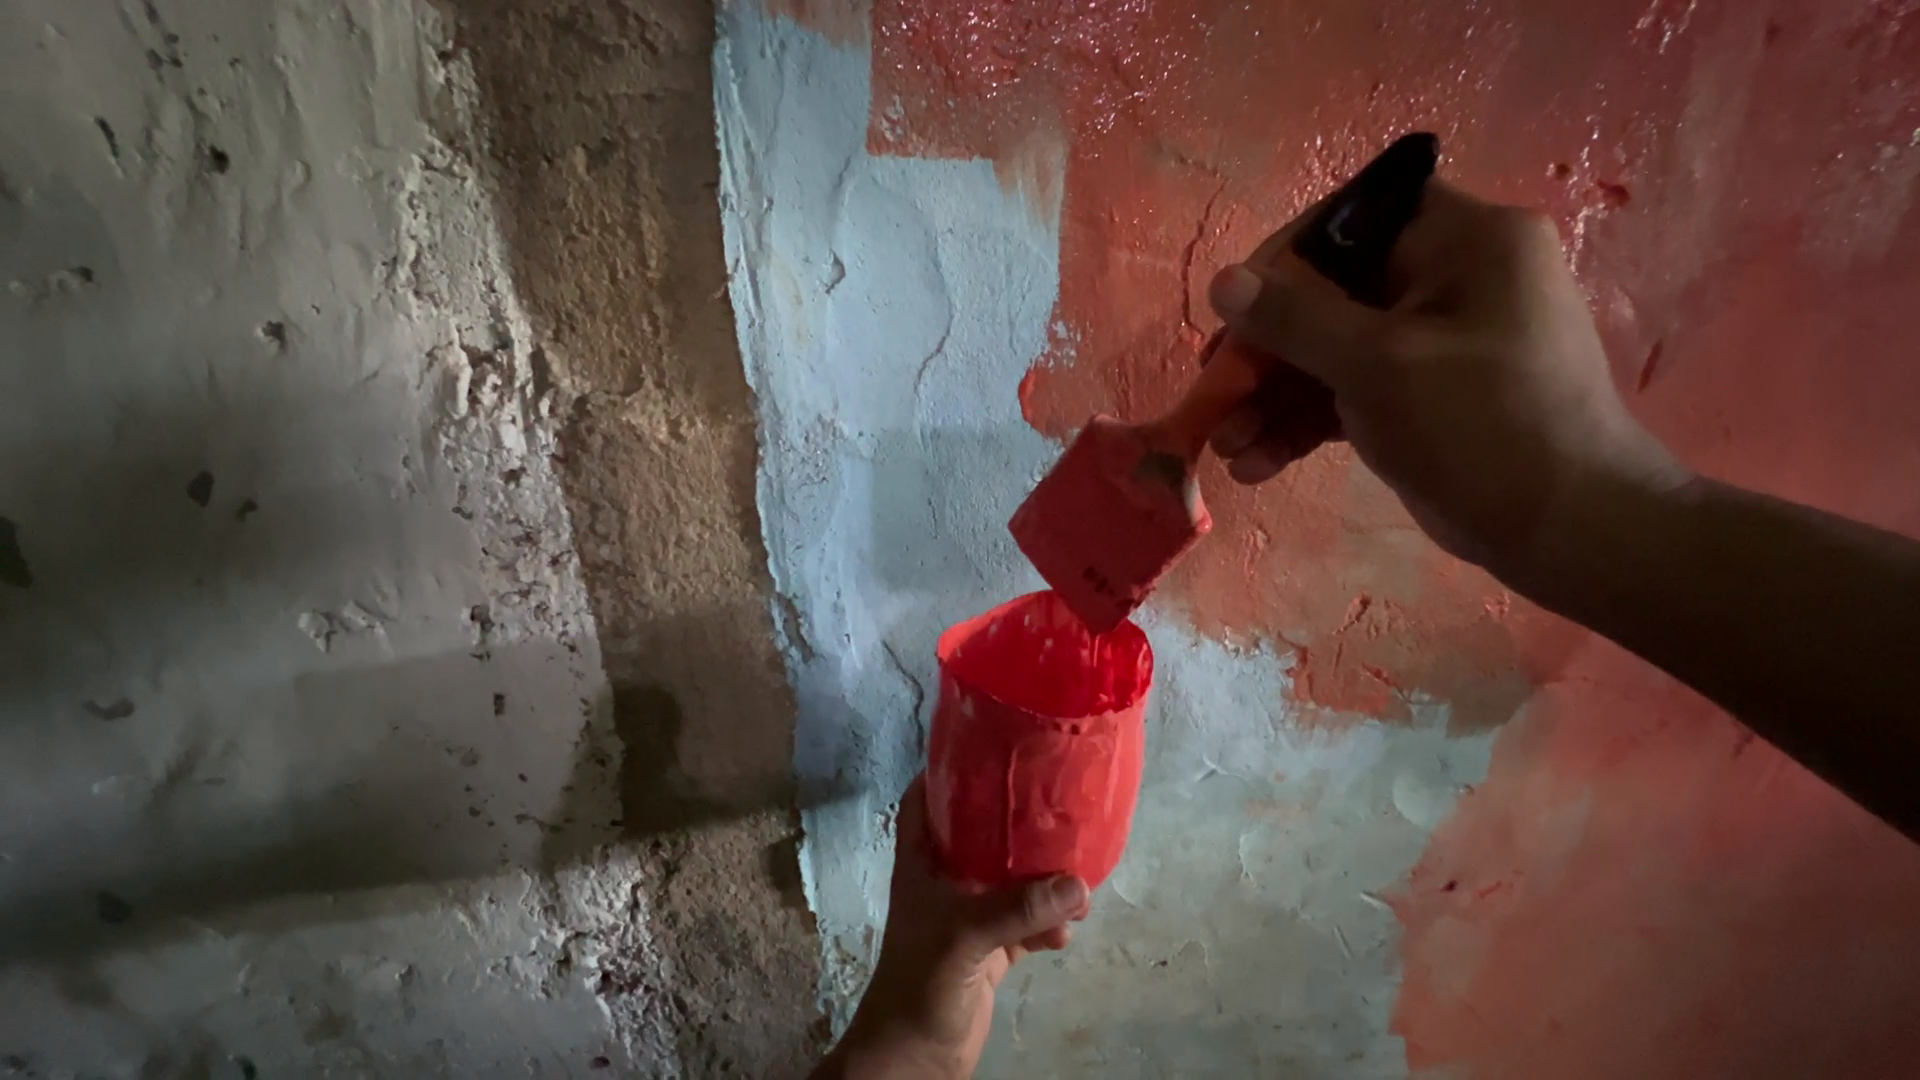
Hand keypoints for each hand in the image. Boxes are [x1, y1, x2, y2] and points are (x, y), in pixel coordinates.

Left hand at [816, 777, 1089, 1079]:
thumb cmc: (921, 980)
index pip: (927, 797)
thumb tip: (1077, 884)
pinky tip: (1065, 933)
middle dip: (1018, 827)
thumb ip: (1018, 908)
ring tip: (1077, 888)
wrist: (914, 1057)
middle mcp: (945, 878)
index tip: (989, 749)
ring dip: (1043, 883)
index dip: (949, 771)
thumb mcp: (965, 935)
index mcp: (923, 859)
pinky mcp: (990, 947)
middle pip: (981, 833)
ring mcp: (969, 913)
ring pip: (1011, 880)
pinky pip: (1026, 923)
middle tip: (1058, 813)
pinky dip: (1047, 925)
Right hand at [1205, 180, 1691, 579]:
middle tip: (1216, 398)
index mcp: (1462, 242)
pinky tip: (1257, 466)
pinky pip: (1343, 396)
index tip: (1236, 316)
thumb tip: (1222, 281)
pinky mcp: (1414, 397)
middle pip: (1327, 298)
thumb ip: (1295, 320)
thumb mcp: (1379, 365)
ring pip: (1327, 355)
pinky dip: (1300, 427)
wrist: (1564, 528)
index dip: (1283, 263)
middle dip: (1265, 357)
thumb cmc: (1481, 426)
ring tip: (1227, 449)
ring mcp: (1427, 345)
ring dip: (1271, 402)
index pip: (1352, 221)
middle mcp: (1444, 282)